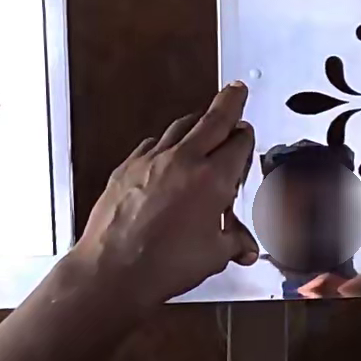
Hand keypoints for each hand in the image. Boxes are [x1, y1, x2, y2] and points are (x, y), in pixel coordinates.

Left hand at [70, 83, 260, 306]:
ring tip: (203, 121)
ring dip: (197, 121)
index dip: (247, 137)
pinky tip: (166, 153)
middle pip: (213, 119)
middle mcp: (184, 161)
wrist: (112, 270)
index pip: (239, 143)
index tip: (247, 136)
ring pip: (180, 126)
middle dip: (230, 102)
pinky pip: (152, 144)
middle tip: (236, 90)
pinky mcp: (127, 167)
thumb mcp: (213, 255)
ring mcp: (152, 160)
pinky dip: (165, 142)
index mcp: (213, 179)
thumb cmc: (164, 264)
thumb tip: (242, 246)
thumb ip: (233, 242)